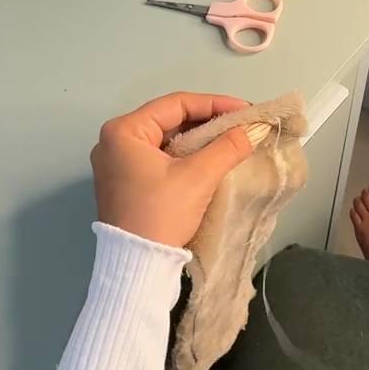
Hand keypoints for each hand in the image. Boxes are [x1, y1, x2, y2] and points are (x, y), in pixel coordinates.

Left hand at [91, 92, 254, 247]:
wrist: (137, 266)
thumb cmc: (161, 215)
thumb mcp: (198, 177)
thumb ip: (228, 147)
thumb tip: (255, 128)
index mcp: (123, 131)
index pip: (176, 104)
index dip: (215, 104)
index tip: (245, 110)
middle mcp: (113, 142)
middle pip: (169, 120)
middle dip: (207, 122)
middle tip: (240, 125)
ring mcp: (116, 164)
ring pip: (165, 140)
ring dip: (197, 139)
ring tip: (230, 139)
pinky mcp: (124, 183)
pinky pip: (158, 158)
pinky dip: (184, 156)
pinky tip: (208, 158)